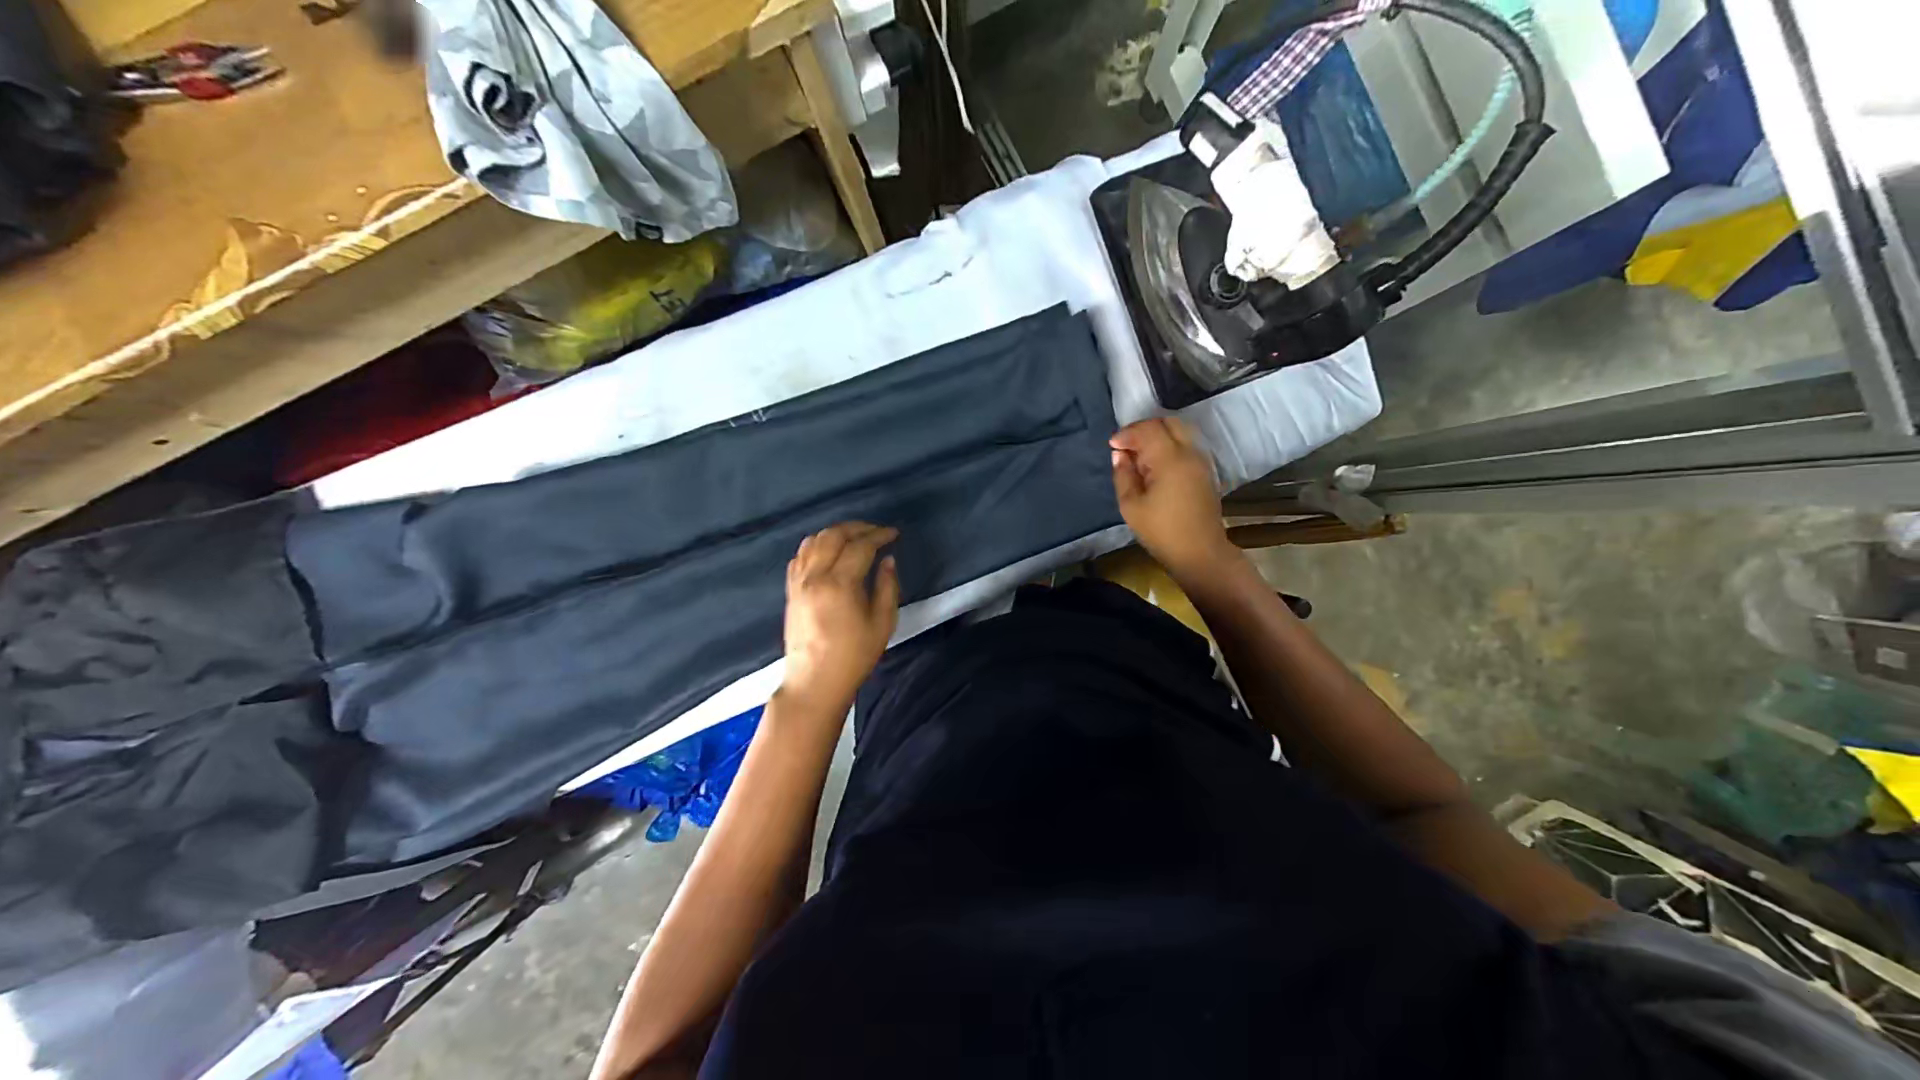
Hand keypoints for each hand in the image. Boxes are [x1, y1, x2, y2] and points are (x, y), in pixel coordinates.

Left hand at [780, 522, 900, 712]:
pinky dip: (816, 546)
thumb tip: (887, 560)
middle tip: (876, 532)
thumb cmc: (853, 656)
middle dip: (857, 528)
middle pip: (833, 535)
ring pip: (813, 541)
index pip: (860, 546)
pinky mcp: (790, 590)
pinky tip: (828, 552)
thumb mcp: (882, 624)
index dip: (879, 535)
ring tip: (854, 538)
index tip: (894, 534)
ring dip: (835, 533)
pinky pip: (800, 556)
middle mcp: (815, 576)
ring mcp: (798, 582)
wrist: (814, 682)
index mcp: (839, 584)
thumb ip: (887, 587)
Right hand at [1110, 417, 1240, 582]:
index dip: (1127, 434)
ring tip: (1140, 456)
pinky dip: (1170, 446)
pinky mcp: (1206, 471)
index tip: (1113, 447)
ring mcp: (1202, 461)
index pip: (1148, 429)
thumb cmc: (1161, 531)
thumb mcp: (1131, 506)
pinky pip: (1187, 445)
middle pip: (1168, 422)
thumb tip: (1120, 455)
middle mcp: (1190, 453)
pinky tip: (1156, 466)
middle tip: (1127, 446)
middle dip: (1145, 429)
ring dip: (1158, 436)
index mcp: (1170, 459)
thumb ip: (1123, 475)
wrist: (1200, 553)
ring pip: (1180, 432)